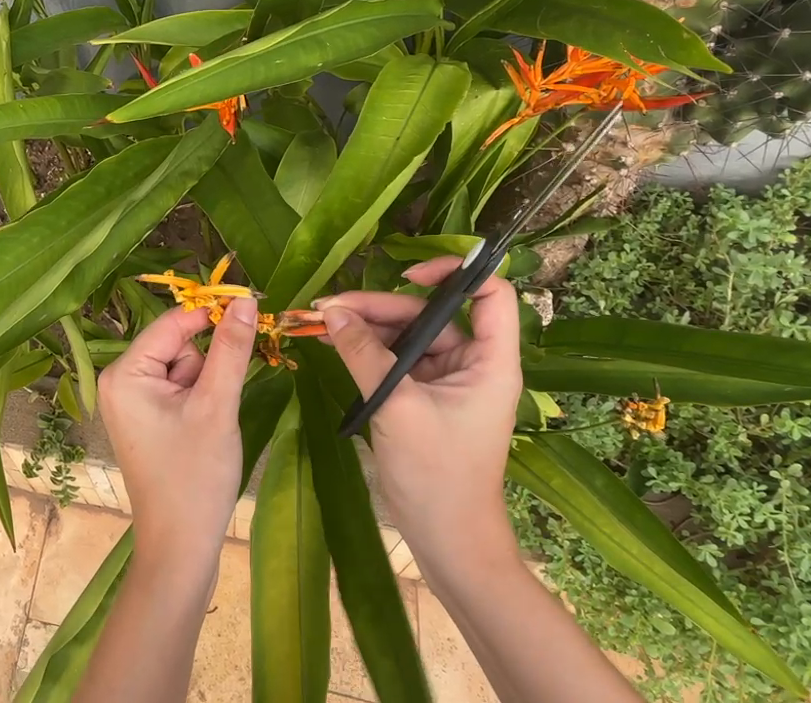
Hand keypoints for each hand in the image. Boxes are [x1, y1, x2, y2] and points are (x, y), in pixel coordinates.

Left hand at [97, 297, 256, 577]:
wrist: (181, 545)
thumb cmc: (194, 476)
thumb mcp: (216, 406)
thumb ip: (230, 349)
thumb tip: (244, 299)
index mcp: (125, 373)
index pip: (172, 324)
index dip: (211, 315)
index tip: (253, 306)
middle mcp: (120, 380)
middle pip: (178, 345)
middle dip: (208, 365)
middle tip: (220, 402)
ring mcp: (132, 400)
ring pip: (184, 367)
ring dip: (207, 386)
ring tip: (211, 425)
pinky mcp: (146, 418)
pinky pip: (179, 389)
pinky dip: (201, 401)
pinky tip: (205, 431)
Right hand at [315, 257, 522, 568]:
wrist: (445, 536)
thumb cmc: (438, 473)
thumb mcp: (397, 407)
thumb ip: (365, 355)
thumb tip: (333, 312)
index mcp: (490, 361)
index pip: (489, 294)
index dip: (455, 273)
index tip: (408, 275)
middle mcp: (470, 363)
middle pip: (428, 313)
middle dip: (379, 307)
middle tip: (329, 308)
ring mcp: (443, 379)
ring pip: (405, 334)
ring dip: (365, 326)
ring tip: (321, 323)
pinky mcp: (420, 395)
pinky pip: (392, 358)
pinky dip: (364, 348)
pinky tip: (332, 342)